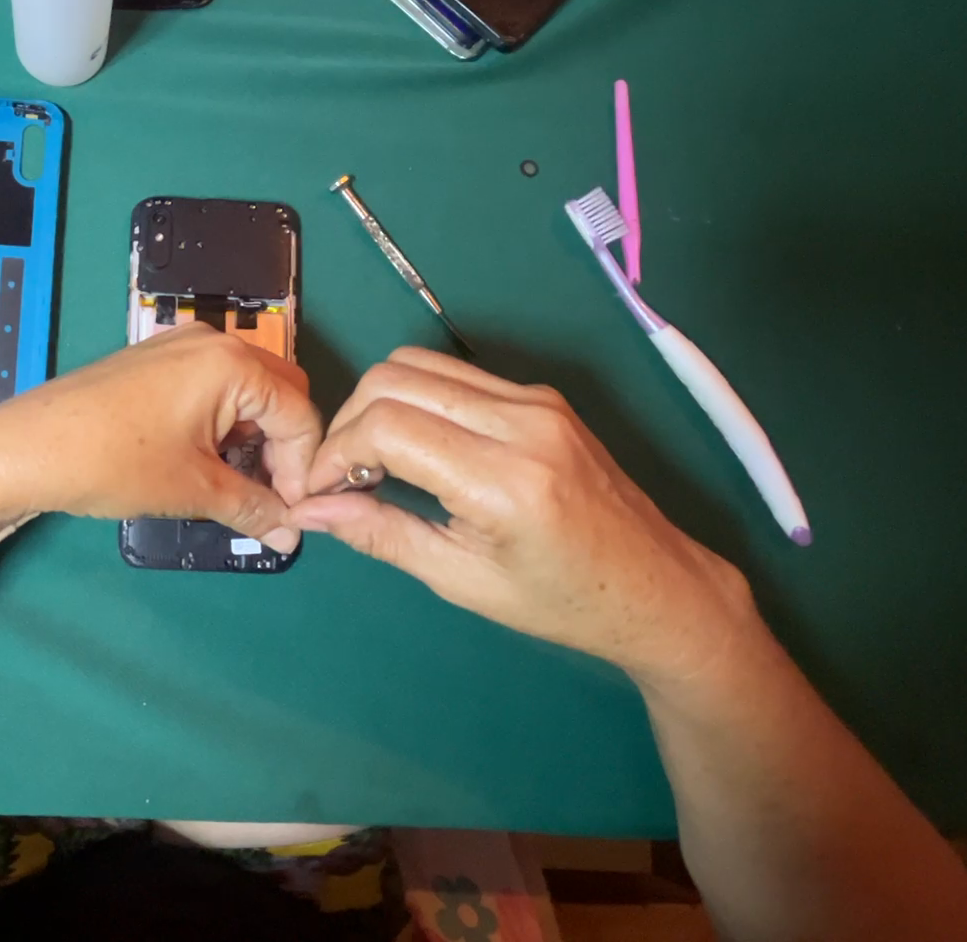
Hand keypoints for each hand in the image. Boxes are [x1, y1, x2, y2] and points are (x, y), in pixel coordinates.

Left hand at [0, 324, 321, 551]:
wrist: (26, 448)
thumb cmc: (115, 463)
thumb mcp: (193, 489)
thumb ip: (253, 508)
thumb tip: (292, 533)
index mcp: (232, 363)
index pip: (301, 413)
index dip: (303, 467)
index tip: (290, 511)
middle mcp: (212, 343)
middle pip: (278, 394)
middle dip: (283, 447)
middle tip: (266, 495)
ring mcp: (178, 347)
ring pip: (245, 391)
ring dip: (253, 437)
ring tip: (233, 484)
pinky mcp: (153, 362)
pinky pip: (211, 388)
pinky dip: (222, 423)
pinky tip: (202, 459)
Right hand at [285, 347, 756, 683]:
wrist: (660, 589)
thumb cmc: (558, 602)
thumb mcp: (459, 580)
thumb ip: (378, 534)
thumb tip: (307, 509)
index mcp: (504, 481)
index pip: (386, 426)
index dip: (336, 453)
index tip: (321, 490)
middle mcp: (520, 422)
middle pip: (392, 380)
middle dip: (347, 424)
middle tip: (343, 476)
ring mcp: (533, 399)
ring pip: (415, 364)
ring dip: (375, 405)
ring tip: (373, 459)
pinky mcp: (538, 395)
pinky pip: (449, 375)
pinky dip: (410, 399)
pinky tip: (413, 445)